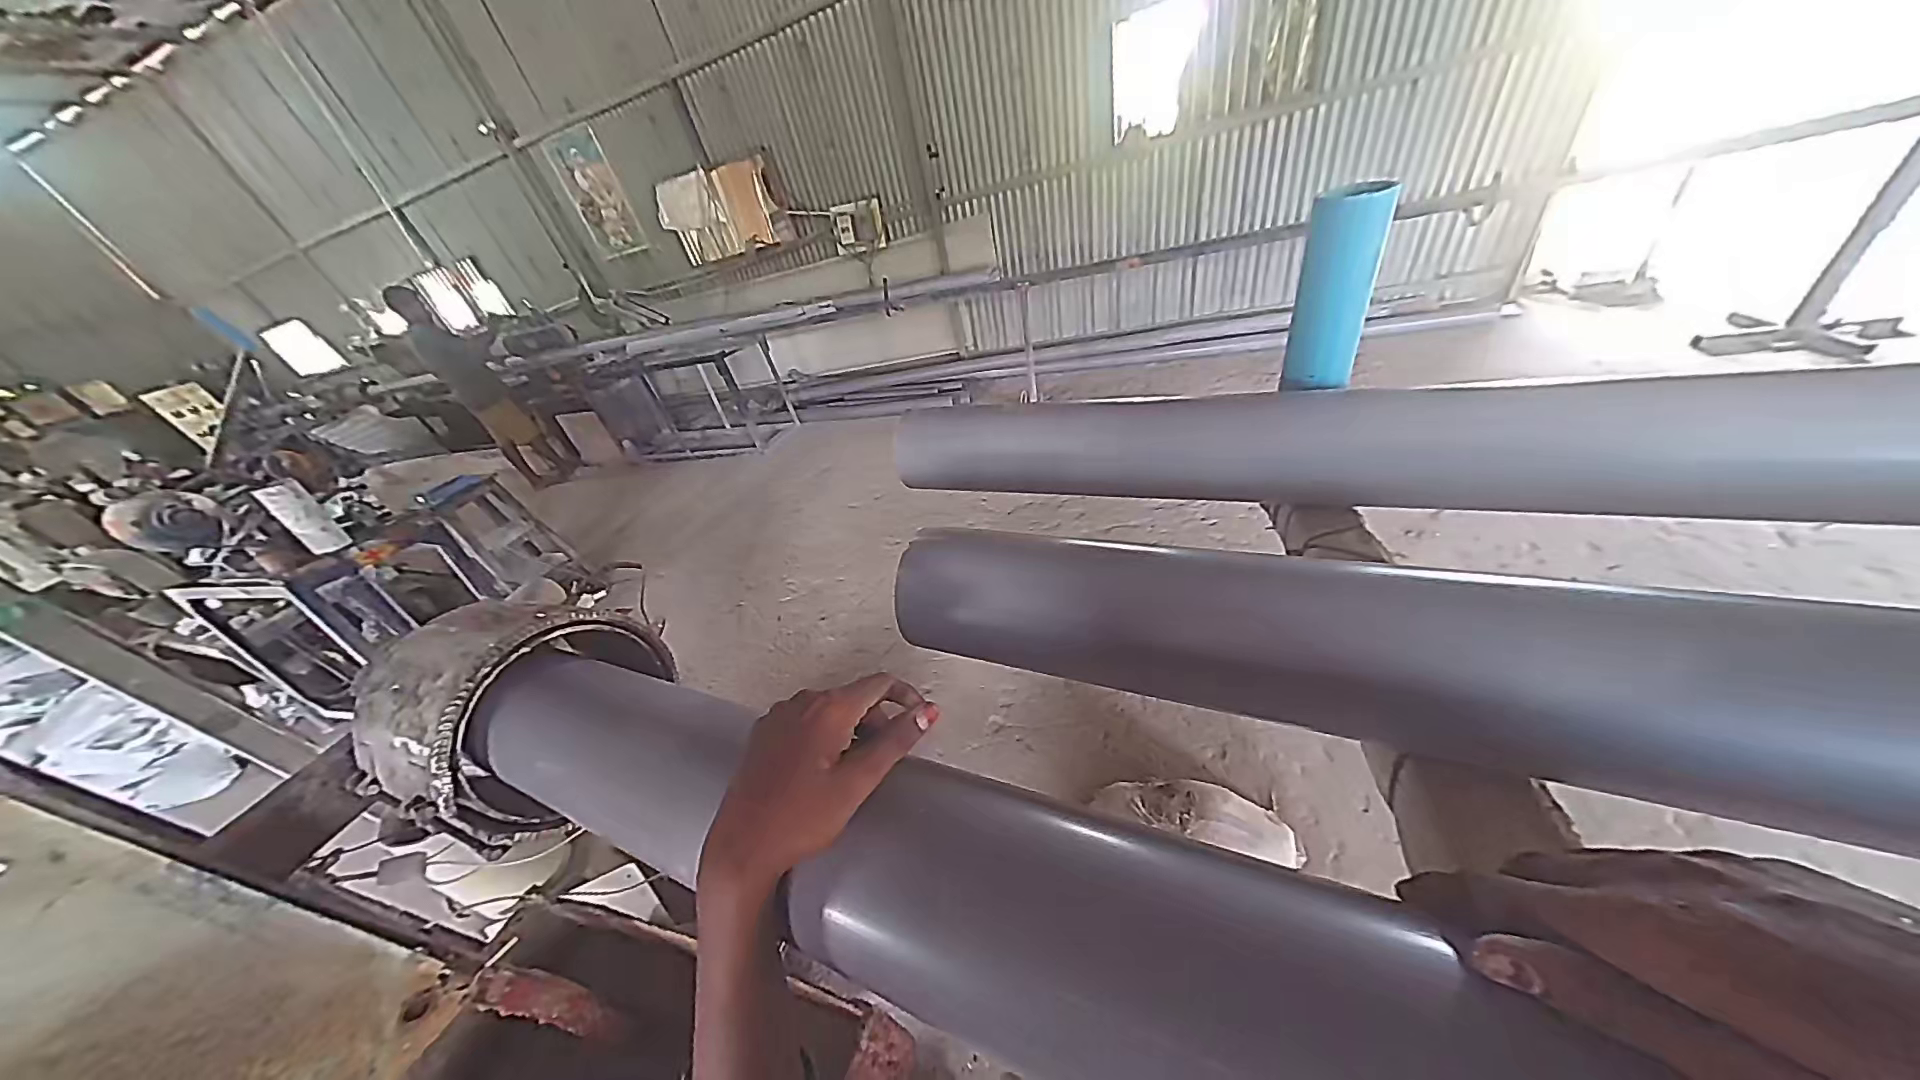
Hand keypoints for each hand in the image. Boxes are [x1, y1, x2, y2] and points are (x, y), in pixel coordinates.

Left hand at [699, 674, 938, 899]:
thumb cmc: (796, 821)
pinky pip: (807, 720)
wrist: (743, 848)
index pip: (880, 683)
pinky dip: (825, 735)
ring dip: (851, 729)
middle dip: (878, 721)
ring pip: (831, 708)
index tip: (919, 715)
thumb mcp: (858, 782)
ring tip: (849, 773)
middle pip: (856, 696)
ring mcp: (780, 717)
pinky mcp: (766, 733)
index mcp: (827, 709)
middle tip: (881, 760)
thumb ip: (896, 741)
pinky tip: (821, 771)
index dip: (907, 697)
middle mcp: (801, 703)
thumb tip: (925, 713)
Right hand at [1400, 849, 1919, 1079]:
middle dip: (1500, 892)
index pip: (1507, 892)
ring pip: (1594, 861)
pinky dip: (1619, 885)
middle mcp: (1670, 879)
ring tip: (1558, 928)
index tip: (1417, 898)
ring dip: (1558, 887)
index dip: (1451, 894)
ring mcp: (1719, 867)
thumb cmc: (1881, 1068)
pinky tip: (1651, 925)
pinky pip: (1654, 862)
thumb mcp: (1734, 1069)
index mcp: (1647, 928)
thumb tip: (1499, 957)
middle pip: (1540, 867)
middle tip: (1478, 925)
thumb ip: (1605, 1002)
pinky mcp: (1760, 868)